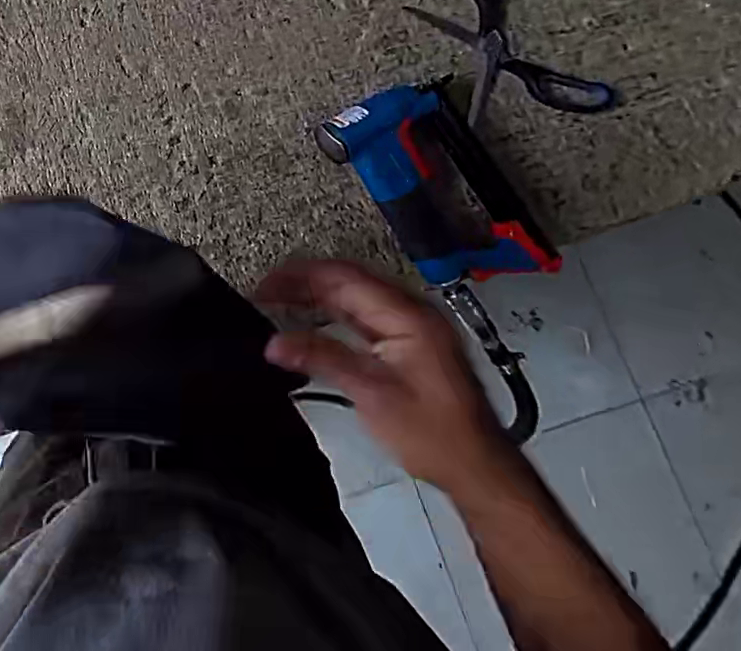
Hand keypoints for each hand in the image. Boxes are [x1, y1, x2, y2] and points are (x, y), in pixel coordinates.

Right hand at [257, 260, 515, 493]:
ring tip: (280, 303)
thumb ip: (323, 359)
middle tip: (265, 293)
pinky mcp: (409, 340)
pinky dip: (335, 314)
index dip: (301, 276)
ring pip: (356, 296)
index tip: (267, 285)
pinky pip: (365, 314)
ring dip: (318, 296)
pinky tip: (313, 322)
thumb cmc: (431, 433)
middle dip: (305, 282)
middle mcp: (409, 309)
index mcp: (405, 314)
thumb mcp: (371, 394)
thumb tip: (274, 344)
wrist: (475, 463)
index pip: (344, 278)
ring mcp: (411, 323)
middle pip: (349, 281)